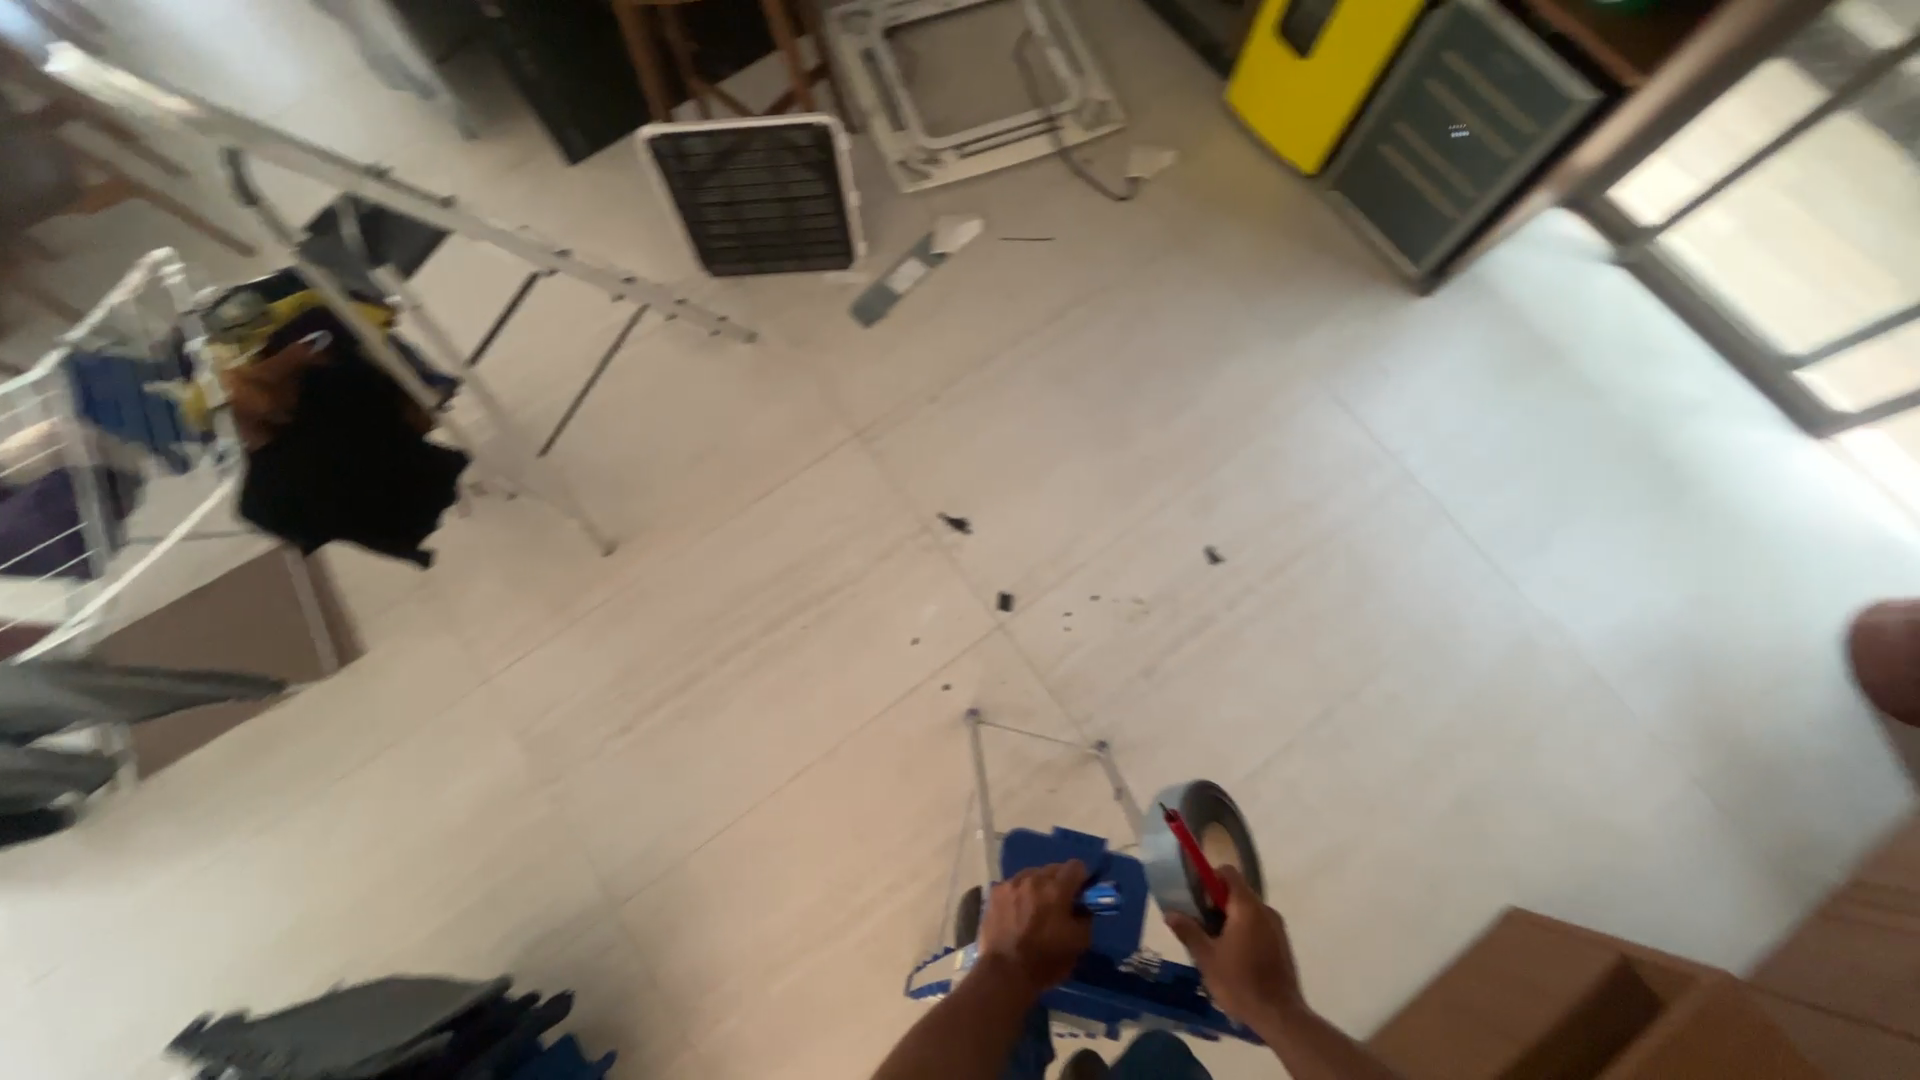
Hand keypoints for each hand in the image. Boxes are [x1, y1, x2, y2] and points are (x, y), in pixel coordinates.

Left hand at [978, 860, 1092, 997]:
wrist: (1005, 972)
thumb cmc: (1046, 960)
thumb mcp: (1079, 943)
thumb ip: (1086, 917)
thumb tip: (1083, 906)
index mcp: (1056, 889)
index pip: (1076, 866)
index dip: (1081, 879)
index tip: (1080, 894)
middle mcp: (1033, 878)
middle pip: (1053, 869)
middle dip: (1060, 882)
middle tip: (1059, 903)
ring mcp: (1011, 883)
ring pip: (1032, 874)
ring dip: (1038, 886)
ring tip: (1036, 908)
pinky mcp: (995, 892)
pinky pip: (1014, 885)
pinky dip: (1020, 893)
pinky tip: (1017, 912)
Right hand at [1165, 865, 1305, 1029]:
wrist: (1280, 1017)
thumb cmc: (1240, 982)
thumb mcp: (1206, 957)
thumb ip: (1188, 931)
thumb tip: (1170, 913)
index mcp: (1247, 907)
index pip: (1228, 873)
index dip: (1209, 879)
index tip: (1196, 897)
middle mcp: (1265, 911)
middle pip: (1237, 892)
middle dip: (1216, 903)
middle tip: (1200, 924)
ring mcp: (1278, 928)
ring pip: (1248, 911)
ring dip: (1230, 919)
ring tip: (1215, 944)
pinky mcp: (1283, 945)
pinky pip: (1259, 926)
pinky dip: (1244, 931)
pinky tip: (1234, 957)